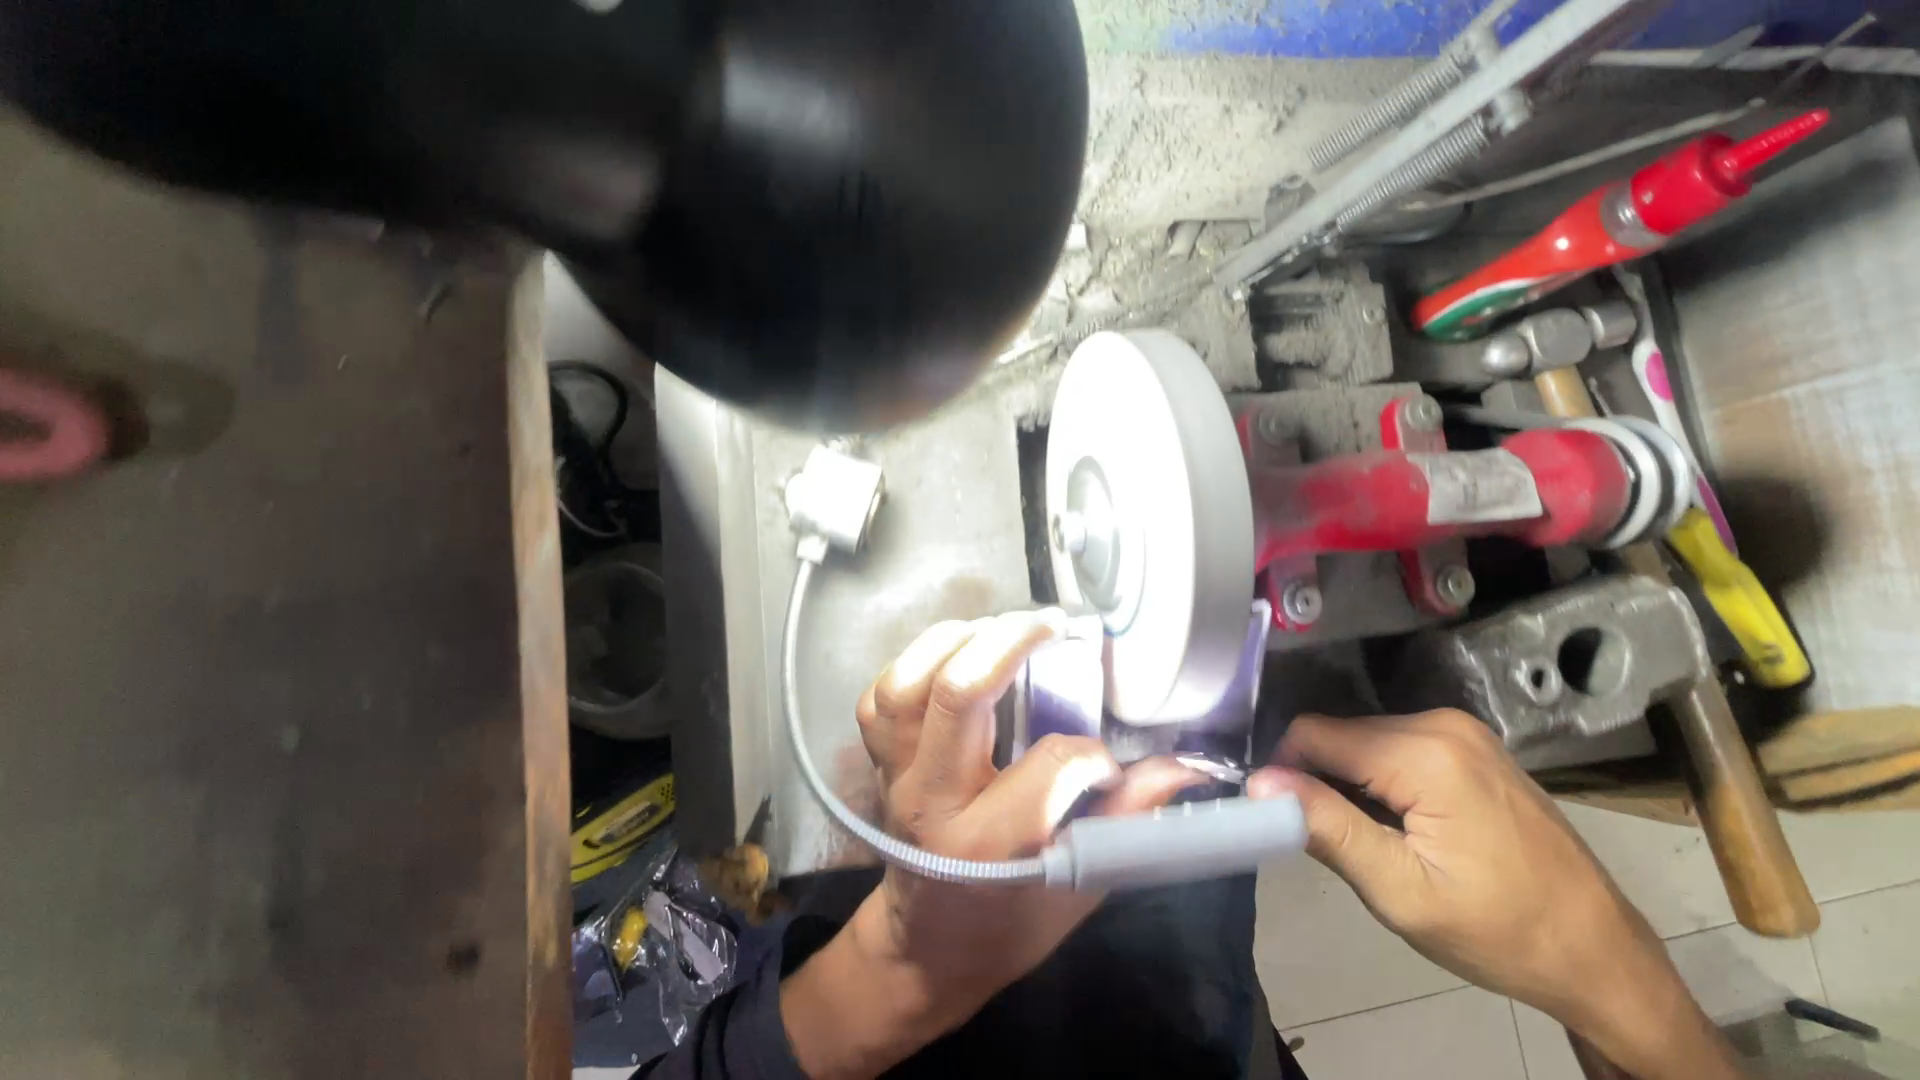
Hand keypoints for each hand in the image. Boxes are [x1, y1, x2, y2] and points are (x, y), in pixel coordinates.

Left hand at [782, 610, 1202, 1079]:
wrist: (924, 950)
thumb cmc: (1007, 925)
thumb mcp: (1076, 888)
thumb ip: (1125, 822)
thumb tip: (1183, 768)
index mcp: (987, 842)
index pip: (1050, 764)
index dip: (1093, 754)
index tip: (1109, 763)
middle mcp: (933, 798)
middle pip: (958, 693)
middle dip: (1010, 642)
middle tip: (1052, 624)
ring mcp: (896, 777)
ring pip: (906, 684)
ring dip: (954, 639)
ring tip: (999, 627)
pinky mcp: (878, 764)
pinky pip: (879, 698)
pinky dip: (912, 663)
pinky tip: (954, 653)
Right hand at [1249, 711, 1742, 1079]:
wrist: (1600, 956)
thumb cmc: (1499, 932)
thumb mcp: (1400, 892)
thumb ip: (1327, 827)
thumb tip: (1257, 782)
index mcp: (1425, 753)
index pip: (1312, 733)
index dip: (1285, 775)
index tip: (1291, 825)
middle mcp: (1443, 724)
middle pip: (1339, 734)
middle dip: (1321, 782)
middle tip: (1338, 845)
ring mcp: (1463, 732)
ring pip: (1364, 740)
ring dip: (1351, 784)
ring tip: (1375, 842)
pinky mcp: (1472, 747)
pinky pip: (1396, 748)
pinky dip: (1381, 782)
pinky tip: (1404, 828)